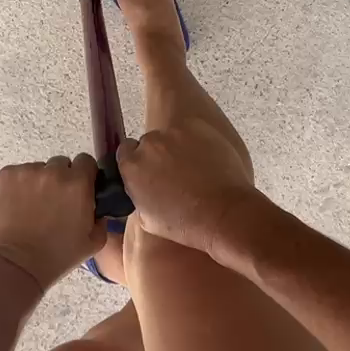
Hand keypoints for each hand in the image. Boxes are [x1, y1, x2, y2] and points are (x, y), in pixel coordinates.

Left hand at [0, 154, 106, 291]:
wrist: (14, 266)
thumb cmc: (55, 257)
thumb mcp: (93, 243)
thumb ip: (101, 218)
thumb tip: (97, 206)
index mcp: (78, 184)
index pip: (85, 161)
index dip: (83, 175)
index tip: (79, 188)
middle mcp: (53, 172)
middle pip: (61, 163)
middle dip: (60, 179)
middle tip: (55, 202)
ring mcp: (27, 171)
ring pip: (38, 169)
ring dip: (38, 182)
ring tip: (33, 208)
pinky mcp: (6, 175)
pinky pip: (17, 173)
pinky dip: (18, 185)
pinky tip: (17, 206)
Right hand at [116, 119, 262, 256]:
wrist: (224, 213)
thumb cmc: (186, 223)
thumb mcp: (146, 218)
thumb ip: (137, 192)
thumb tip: (139, 184)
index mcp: (132, 167)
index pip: (125, 151)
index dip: (137, 161)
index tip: (149, 171)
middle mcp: (149, 144)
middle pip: (149, 143)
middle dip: (158, 155)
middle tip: (174, 173)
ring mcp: (173, 133)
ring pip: (171, 136)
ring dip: (178, 147)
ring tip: (195, 169)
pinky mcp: (196, 126)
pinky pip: (191, 130)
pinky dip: (197, 141)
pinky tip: (207, 161)